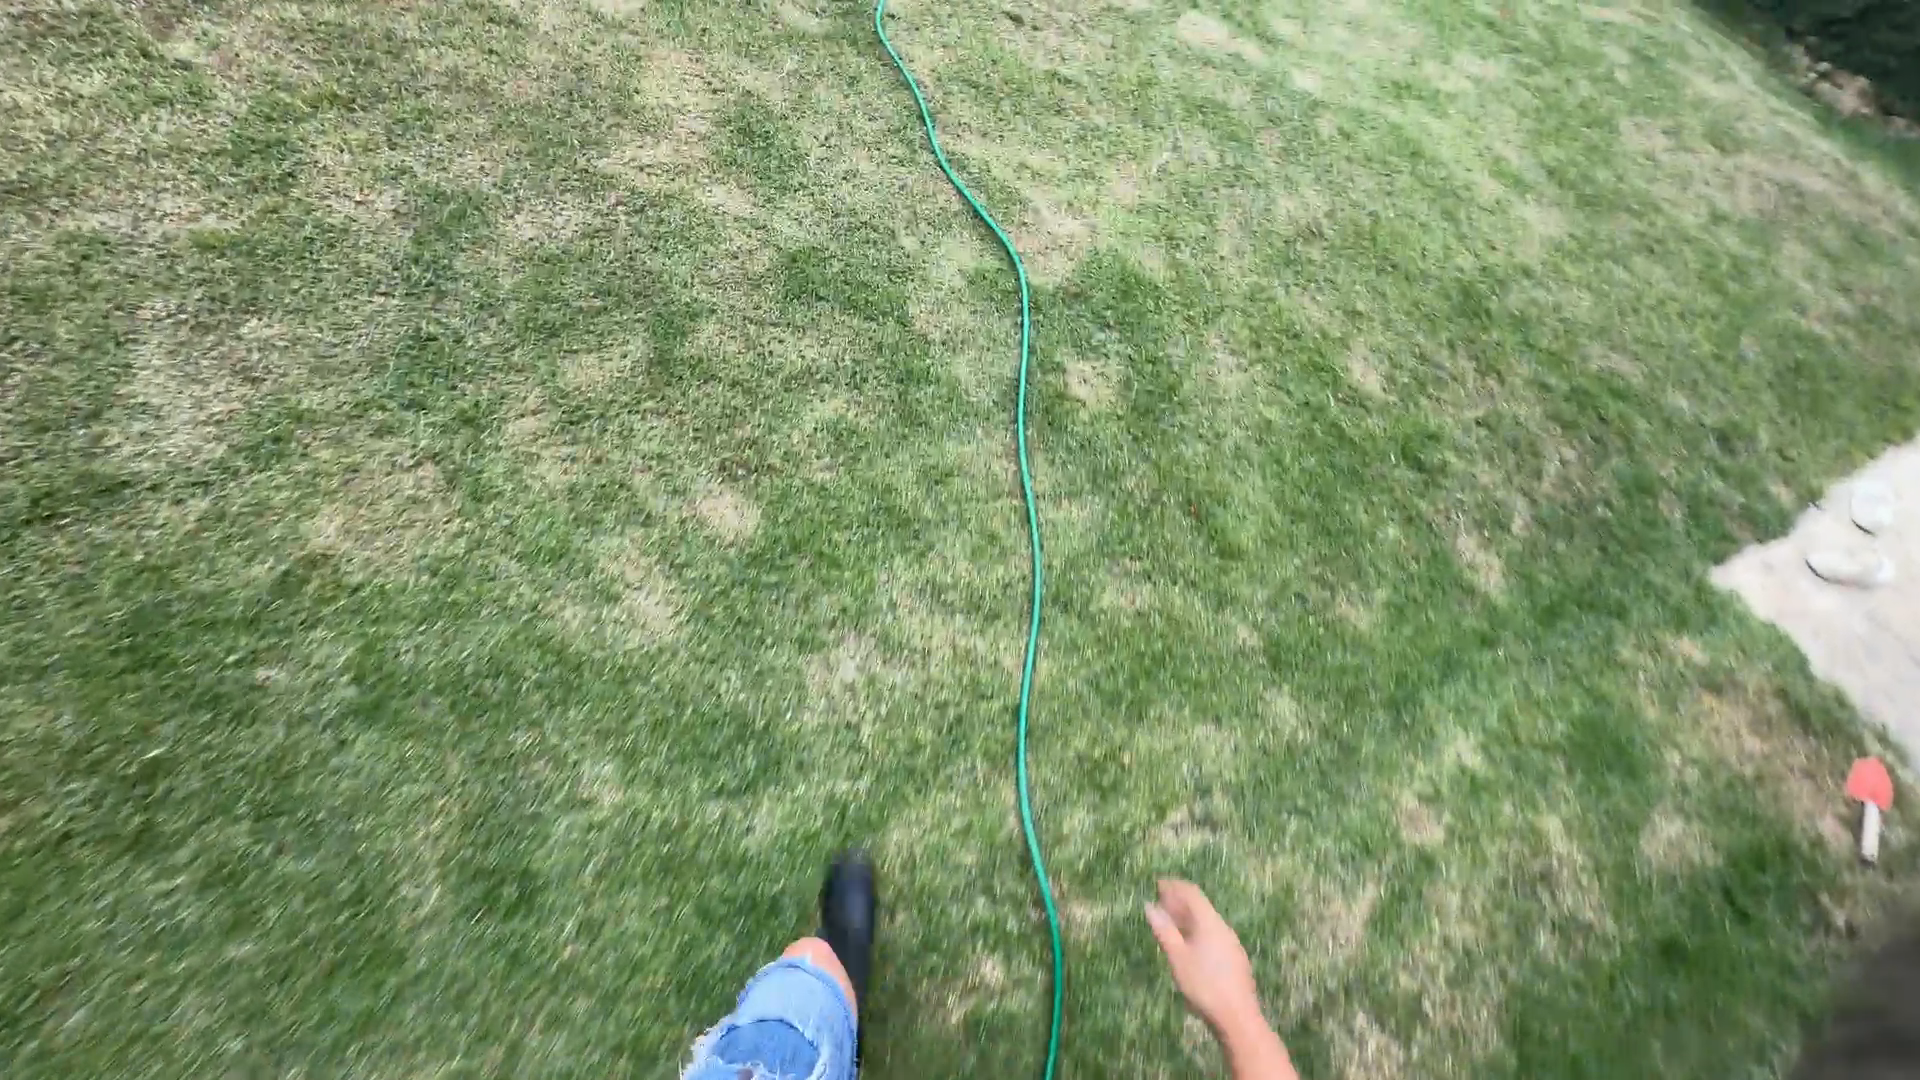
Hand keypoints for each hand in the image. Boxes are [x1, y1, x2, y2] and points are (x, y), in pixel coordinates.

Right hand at [1146, 880, 1296, 1079]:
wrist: (1239, 1019)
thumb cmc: (1204, 985)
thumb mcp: (1177, 957)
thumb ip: (1164, 930)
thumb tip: (1150, 906)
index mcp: (1210, 922)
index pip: (1192, 893)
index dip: (1174, 886)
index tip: (1158, 884)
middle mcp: (1223, 927)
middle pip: (1200, 906)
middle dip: (1179, 902)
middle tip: (1160, 904)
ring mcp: (1231, 944)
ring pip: (1206, 921)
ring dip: (1187, 918)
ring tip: (1171, 924)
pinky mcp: (1235, 959)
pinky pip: (1213, 934)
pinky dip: (1197, 931)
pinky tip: (1189, 945)